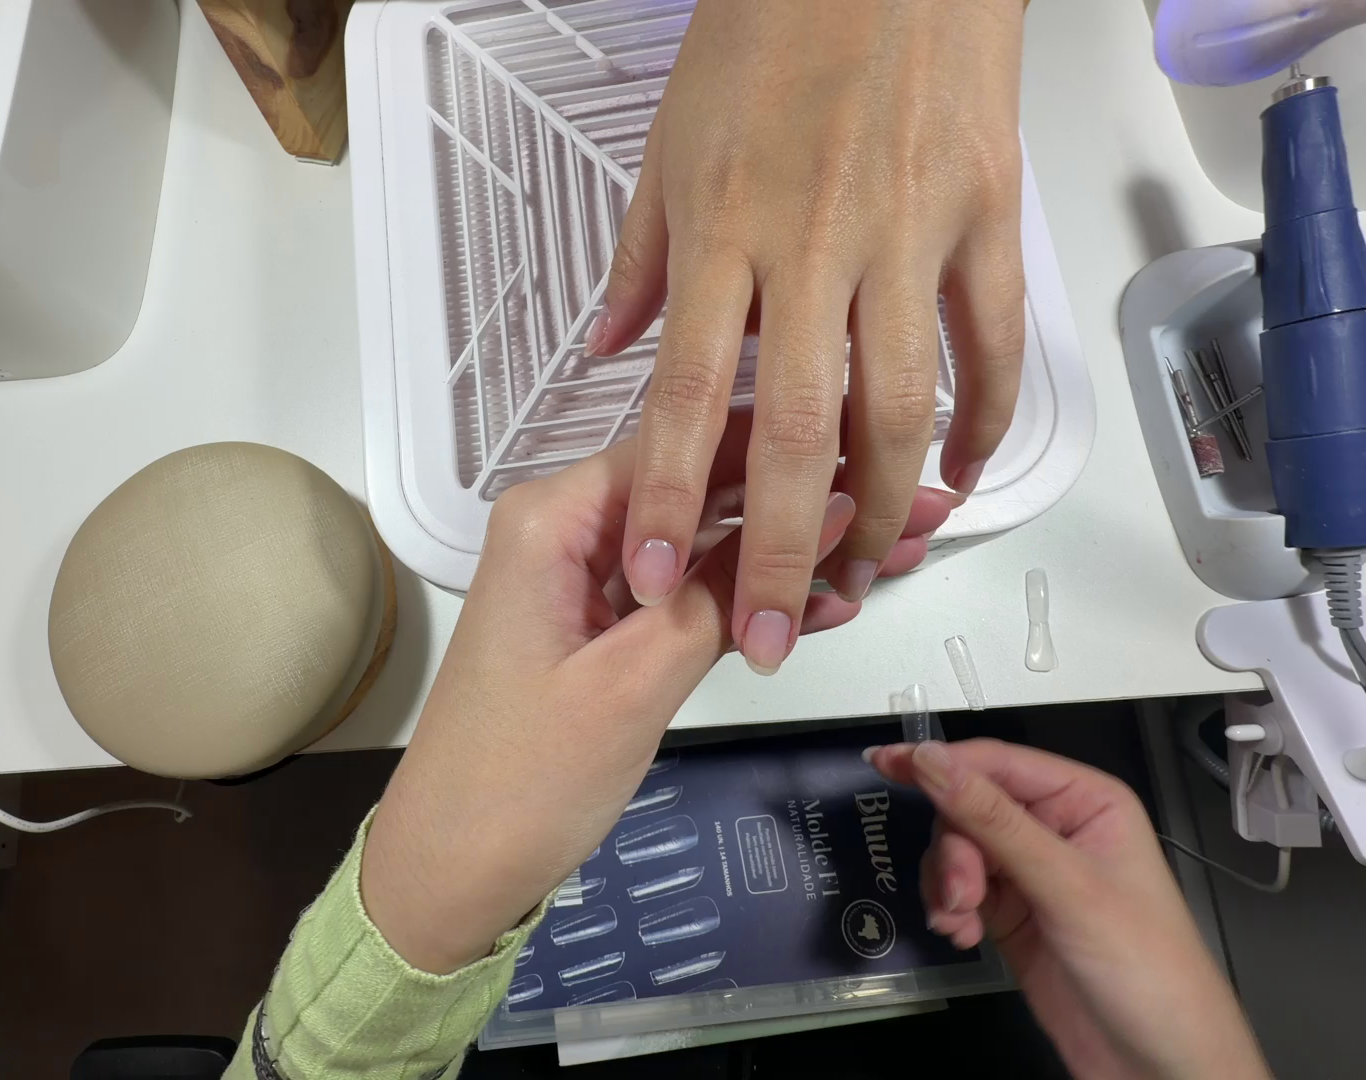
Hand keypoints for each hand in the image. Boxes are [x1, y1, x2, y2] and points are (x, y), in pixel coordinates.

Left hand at [361, 413, 956, 974]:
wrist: (453, 871)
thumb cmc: (523, 779)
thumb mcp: (634, 679)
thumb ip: (726, 591)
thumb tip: (823, 510)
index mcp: (555, 516)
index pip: (683, 447)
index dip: (784, 447)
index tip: (880, 450)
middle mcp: (570, 531)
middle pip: (702, 496)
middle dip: (805, 505)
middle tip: (912, 514)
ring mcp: (591, 582)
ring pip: (706, 550)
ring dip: (790, 558)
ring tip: (893, 554)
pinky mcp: (607, 629)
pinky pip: (687, 599)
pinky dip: (749, 606)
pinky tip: (826, 606)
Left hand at [597, 0, 1028, 674]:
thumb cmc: (764, 35)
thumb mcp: (669, 153)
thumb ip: (637, 268)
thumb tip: (606, 355)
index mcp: (724, 235)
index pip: (686, 397)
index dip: (668, 498)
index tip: (656, 577)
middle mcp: (814, 249)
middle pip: (796, 432)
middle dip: (779, 548)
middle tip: (766, 632)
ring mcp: (909, 237)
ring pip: (901, 406)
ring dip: (882, 510)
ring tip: (859, 578)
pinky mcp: (985, 218)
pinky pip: (993, 343)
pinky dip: (986, 421)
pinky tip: (960, 477)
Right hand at [865, 740, 1271, 1079]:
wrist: (1162, 1075)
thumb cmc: (1145, 972)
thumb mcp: (1067, 888)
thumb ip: (992, 819)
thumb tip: (928, 756)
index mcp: (1082, 800)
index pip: (995, 763)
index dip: (940, 762)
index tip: (885, 763)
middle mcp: (1050, 824)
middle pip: (965, 805)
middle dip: (953, 849)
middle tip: (960, 892)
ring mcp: (1025, 866)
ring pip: (953, 844)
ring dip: (948, 881)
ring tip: (960, 921)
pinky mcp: (1004, 906)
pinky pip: (953, 882)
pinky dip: (947, 904)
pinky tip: (960, 933)